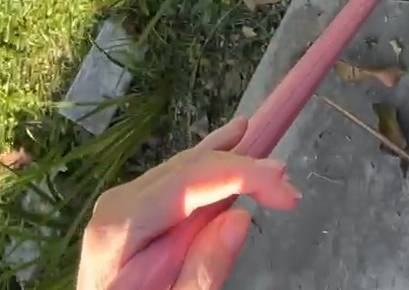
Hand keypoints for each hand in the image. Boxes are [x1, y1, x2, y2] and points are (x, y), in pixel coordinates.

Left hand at [77, 117, 299, 289]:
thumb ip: (202, 272)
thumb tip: (240, 215)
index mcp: (121, 224)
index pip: (191, 179)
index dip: (242, 174)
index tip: (285, 187)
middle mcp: (120, 201)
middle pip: (191, 168)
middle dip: (243, 168)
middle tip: (288, 184)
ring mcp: (126, 201)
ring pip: (188, 166)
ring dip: (232, 161)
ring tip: (268, 153)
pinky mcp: (136, 208)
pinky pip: (180, 177)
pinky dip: (211, 162)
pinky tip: (232, 137)